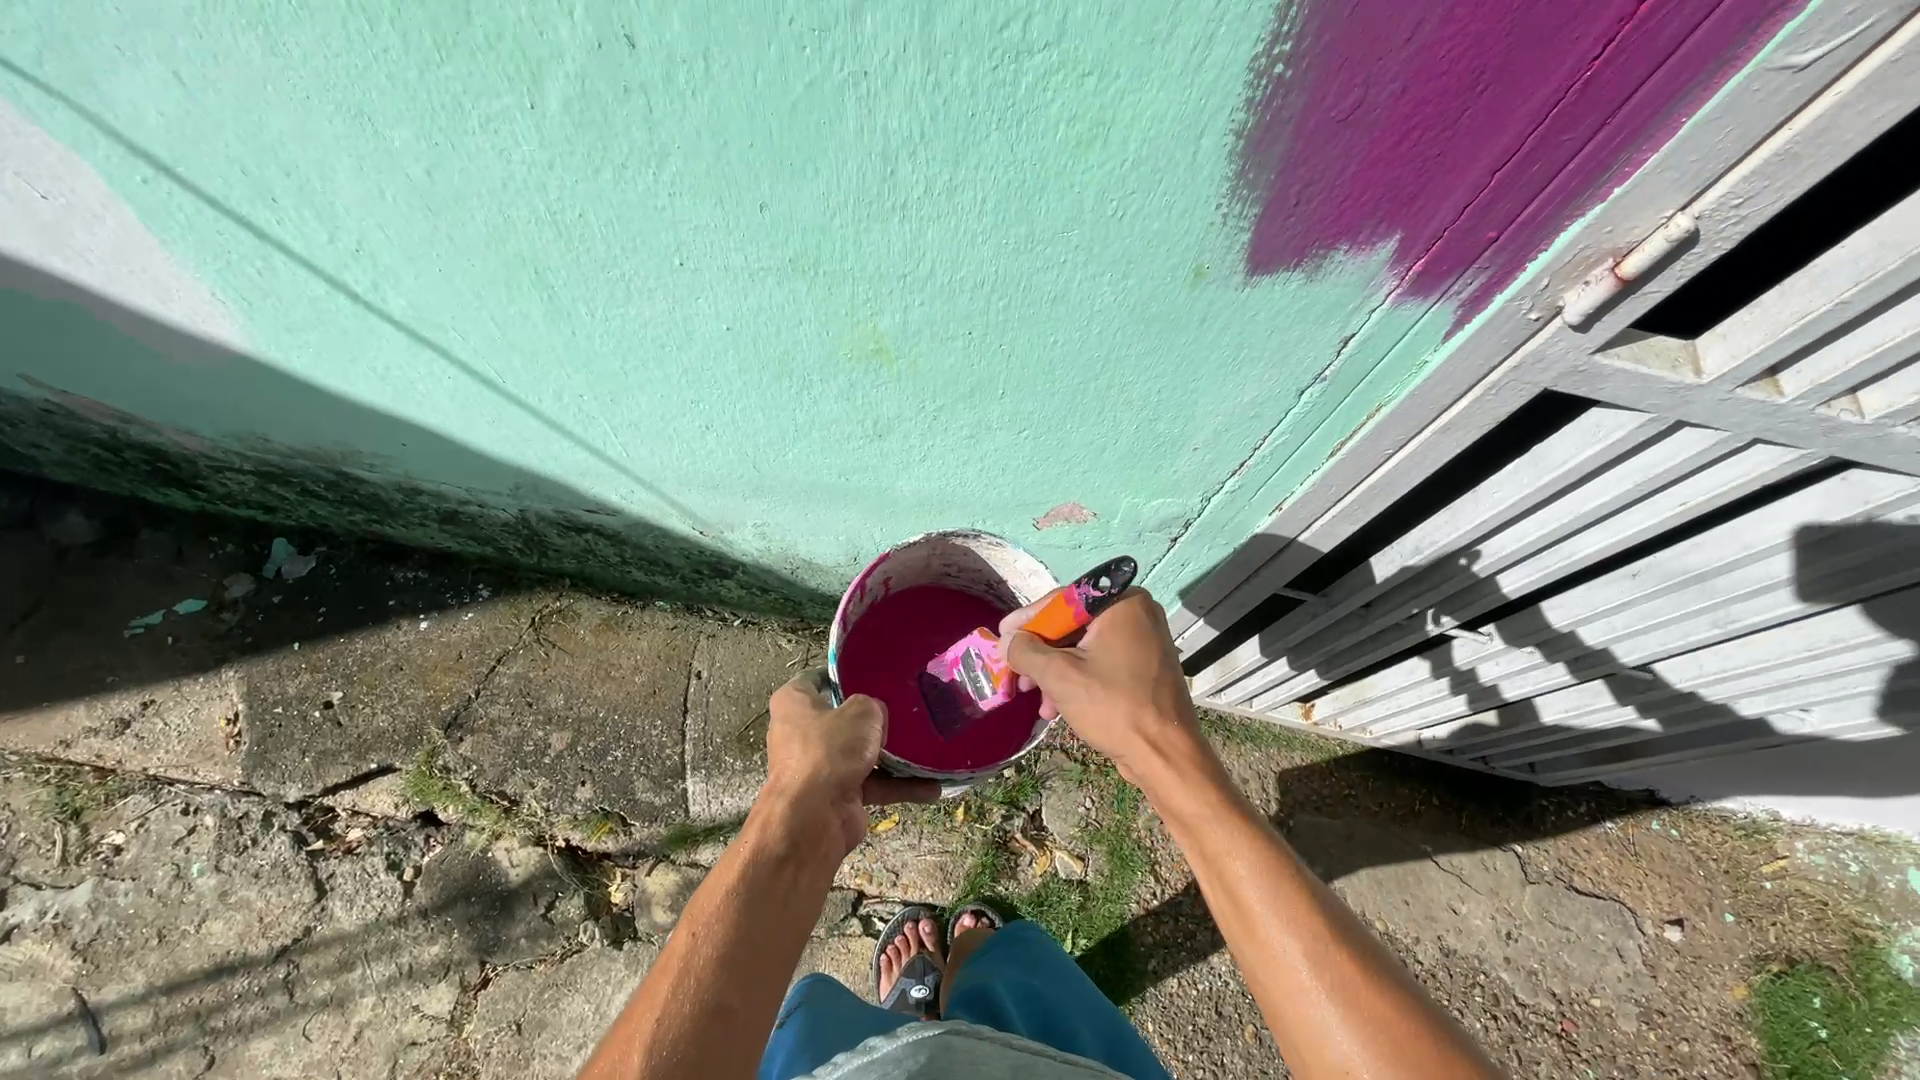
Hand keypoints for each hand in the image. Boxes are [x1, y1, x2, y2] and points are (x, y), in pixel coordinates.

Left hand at [760, 669, 938, 859]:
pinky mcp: (837, 794)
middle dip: (872, 718)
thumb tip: (875, 721)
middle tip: (905, 709)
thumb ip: (873, 705)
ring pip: (861, 753)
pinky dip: (899, 786)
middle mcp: (801, 732)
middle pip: (843, 718)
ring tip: (928, 748)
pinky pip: (873, 784)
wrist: (814, 817)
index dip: (842, 672)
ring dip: (894, 757)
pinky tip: (932, 787)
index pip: (817, 679)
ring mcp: (819, 766)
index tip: (872, 670)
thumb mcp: (861, 711)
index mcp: (793, 702)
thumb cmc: (830, 749)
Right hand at [998, 588, 1204, 784]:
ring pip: (1084, 647)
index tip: (1002, 634)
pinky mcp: (1144, 667)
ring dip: (1055, 672)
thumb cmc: (1113, 706)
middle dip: (1041, 653)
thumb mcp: (1060, 676)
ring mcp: (1144, 641)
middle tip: (1016, 673)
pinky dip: (1076, 680)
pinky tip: (1057, 707)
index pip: (1062, 601)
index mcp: (1122, 603)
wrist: (1165, 754)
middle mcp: (1137, 613)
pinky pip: (1101, 662)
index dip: (1028, 620)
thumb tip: (1007, 641)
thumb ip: (1026, 651)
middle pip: (1072, 625)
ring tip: (1036, 698)